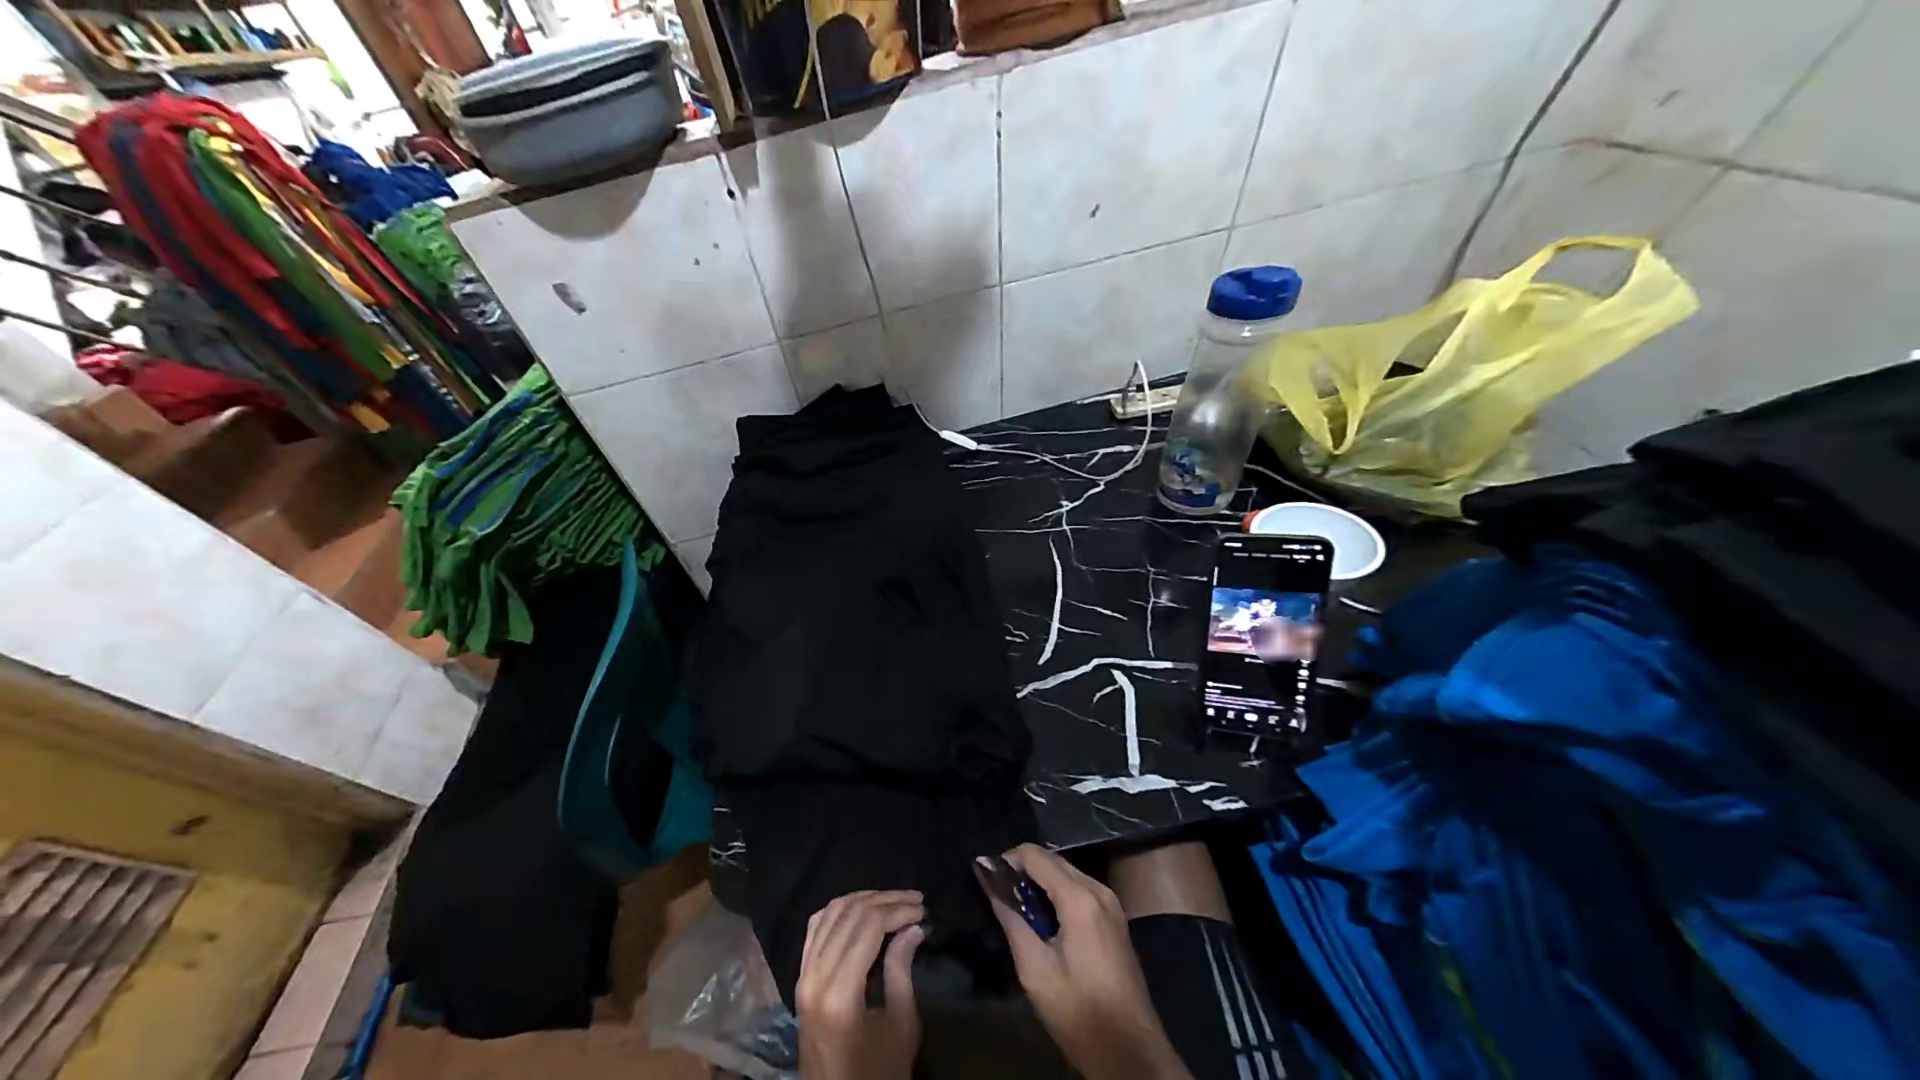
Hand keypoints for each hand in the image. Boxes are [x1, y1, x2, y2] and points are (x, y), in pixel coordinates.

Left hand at [796, 890, 926, 1079]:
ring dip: (864, 899)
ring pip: (830, 913)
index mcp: (839, 994)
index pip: (868, 928)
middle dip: (886, 901)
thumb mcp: (900, 1028)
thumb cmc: (876, 1074)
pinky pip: (816, 928)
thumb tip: (914, 927)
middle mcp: (813, 978)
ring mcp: (802, 977)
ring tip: (895, 901)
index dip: (897, 911)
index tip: (923, 910)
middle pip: (849, 915)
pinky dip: (840, 911)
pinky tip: (862, 909)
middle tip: (916, 900)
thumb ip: (902, 972)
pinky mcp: (800, 978)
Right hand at [980, 846, 1192, 1079]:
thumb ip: (1011, 918)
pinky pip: (1079, 889)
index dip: (1007, 860)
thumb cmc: (1079, 1012)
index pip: (1036, 855)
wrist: (1131, 1052)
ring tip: (1016, 909)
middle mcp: (1099, 889)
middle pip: (1052, 860)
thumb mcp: (1035, 969)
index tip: (985, 878)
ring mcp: (1111, 903)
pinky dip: (1057, 894)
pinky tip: (1043, 920)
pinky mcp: (1115, 918)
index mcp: (1080, 898)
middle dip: (1022, 870)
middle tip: (998, 895)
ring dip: (1039, 882)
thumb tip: (989, 880)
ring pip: (1066, 873)